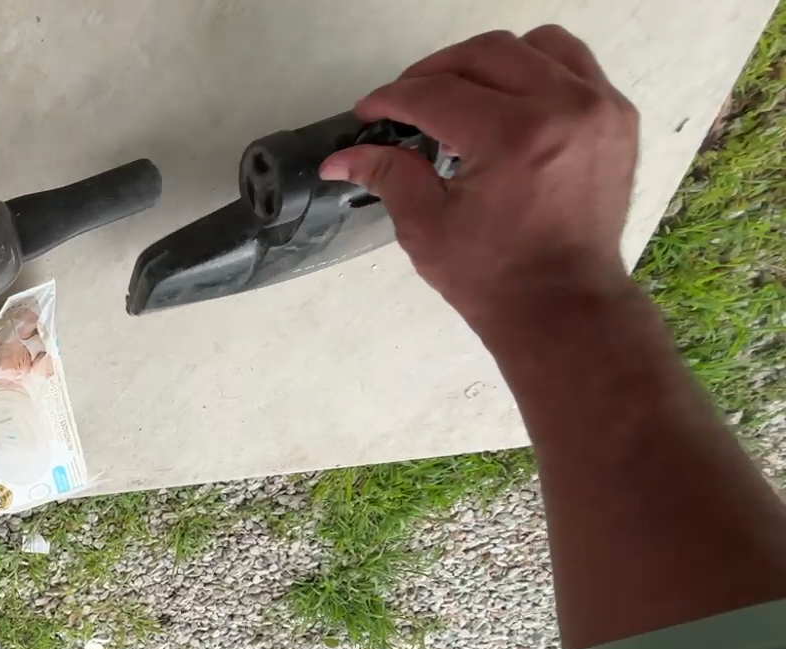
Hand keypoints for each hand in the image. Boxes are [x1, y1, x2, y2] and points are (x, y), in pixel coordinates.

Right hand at [320, 27, 641, 325]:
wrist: (557, 295)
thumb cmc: (484, 270)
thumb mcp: (423, 225)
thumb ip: (388, 175)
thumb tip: (340, 158)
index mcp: (513, 136)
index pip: (438, 93)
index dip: (391, 98)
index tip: (364, 111)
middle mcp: (565, 105)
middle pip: (488, 53)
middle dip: (432, 71)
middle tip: (399, 100)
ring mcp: (599, 104)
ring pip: (536, 45)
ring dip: (484, 62)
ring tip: (452, 94)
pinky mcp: (615, 113)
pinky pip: (572, 65)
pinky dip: (527, 72)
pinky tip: (498, 105)